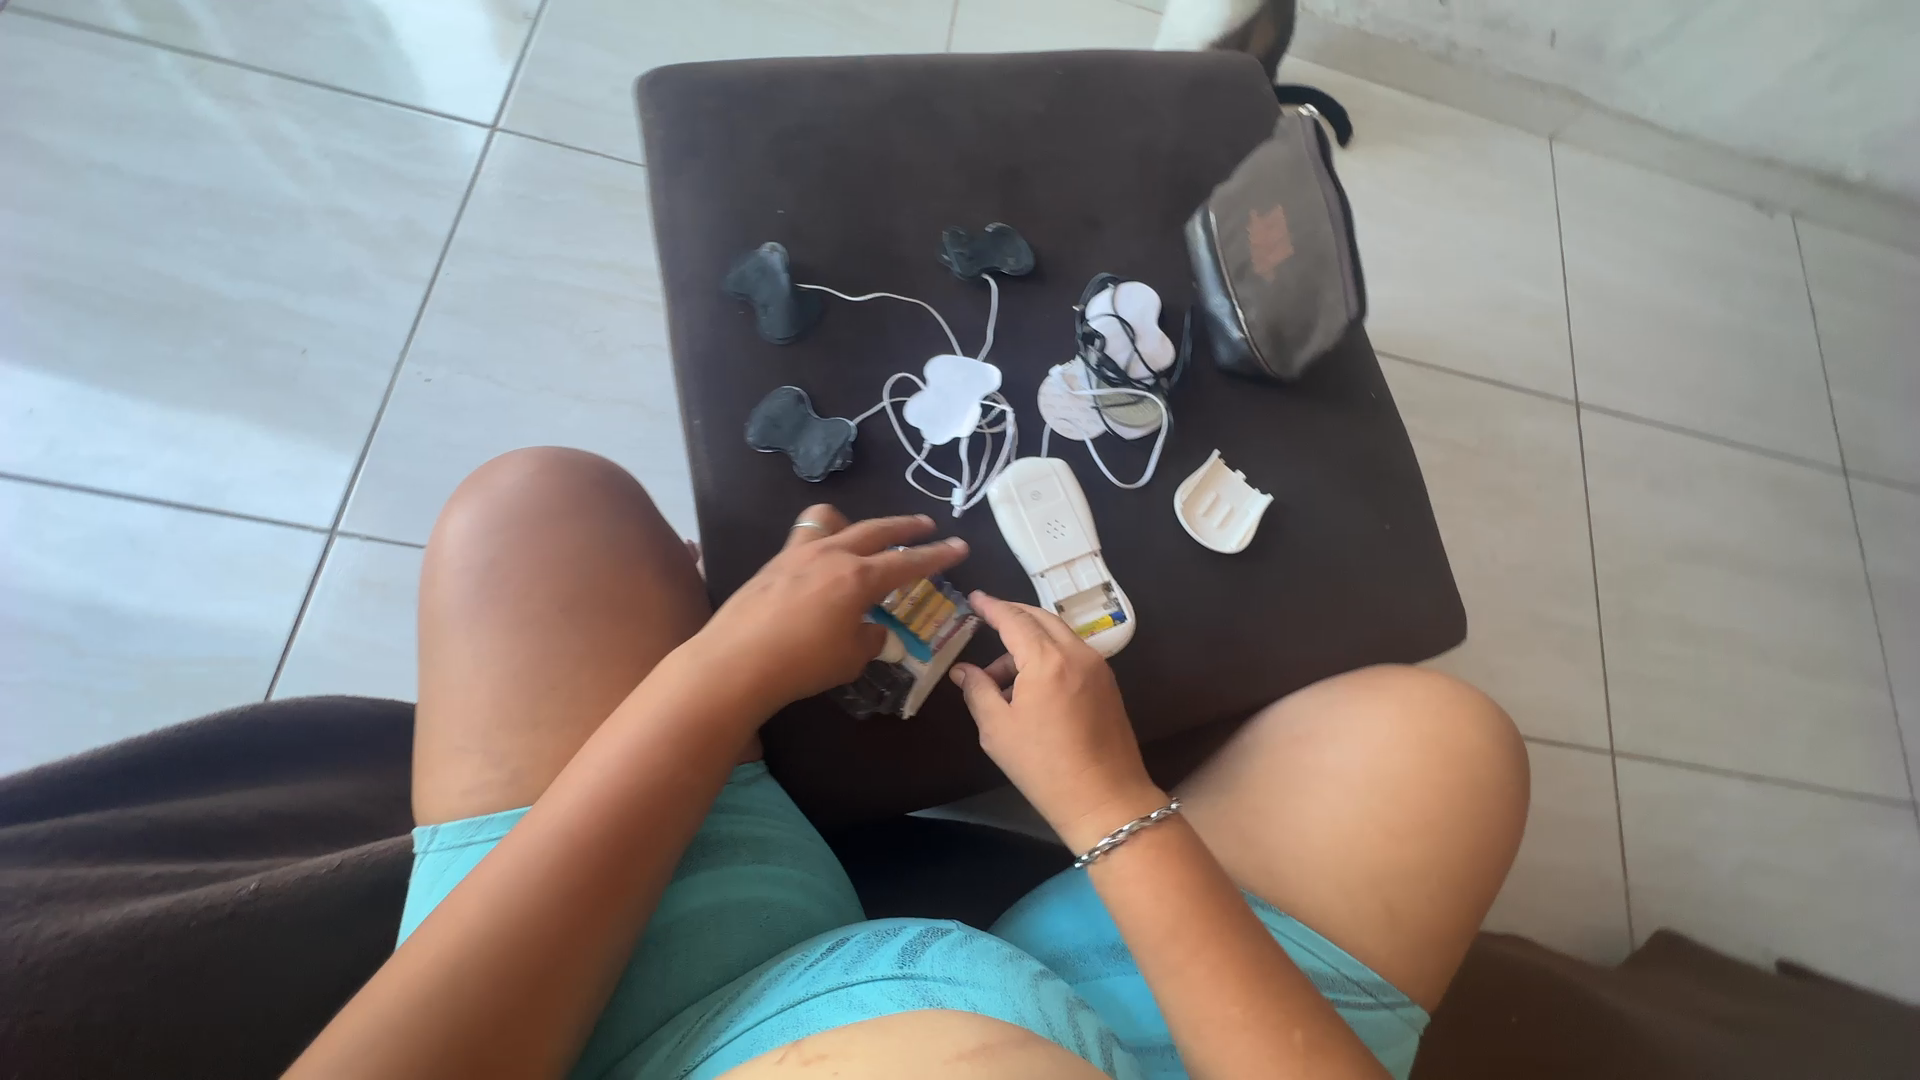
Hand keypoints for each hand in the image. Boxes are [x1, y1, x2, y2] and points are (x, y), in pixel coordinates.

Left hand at [693, 505, 968, 711]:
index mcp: (858, 577)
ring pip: (831, 520)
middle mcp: (831, 555)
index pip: (907, 562)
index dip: (937, 555)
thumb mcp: (848, 659)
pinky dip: (823, 542)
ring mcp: (797, 554)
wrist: (733, 663)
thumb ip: (868, 640)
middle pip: (875, 529)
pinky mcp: (771, 564)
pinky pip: (804, 538)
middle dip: (905, 526)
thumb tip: (874, 631)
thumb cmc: (801, 664)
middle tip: (926, 524)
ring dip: (855, 523)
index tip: (960, 546)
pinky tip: (820, 566)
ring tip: (863, 533)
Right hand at [949, 592, 1164, 849]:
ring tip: (1000, 677)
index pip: (1014, 619)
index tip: (975, 597)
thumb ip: (978, 690)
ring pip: (1058, 635)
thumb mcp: (998, 730)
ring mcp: (1097, 667)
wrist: (1105, 800)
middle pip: (1040, 618)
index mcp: (1047, 660)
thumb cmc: (1044, 766)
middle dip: (1012, 616)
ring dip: (1029, 641)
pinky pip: (1072, 653)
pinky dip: (1048, 655)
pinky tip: (1029, 685)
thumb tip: (962, 670)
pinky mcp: (1107, 683)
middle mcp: (1076, 653)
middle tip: (986, 621)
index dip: (991, 606)